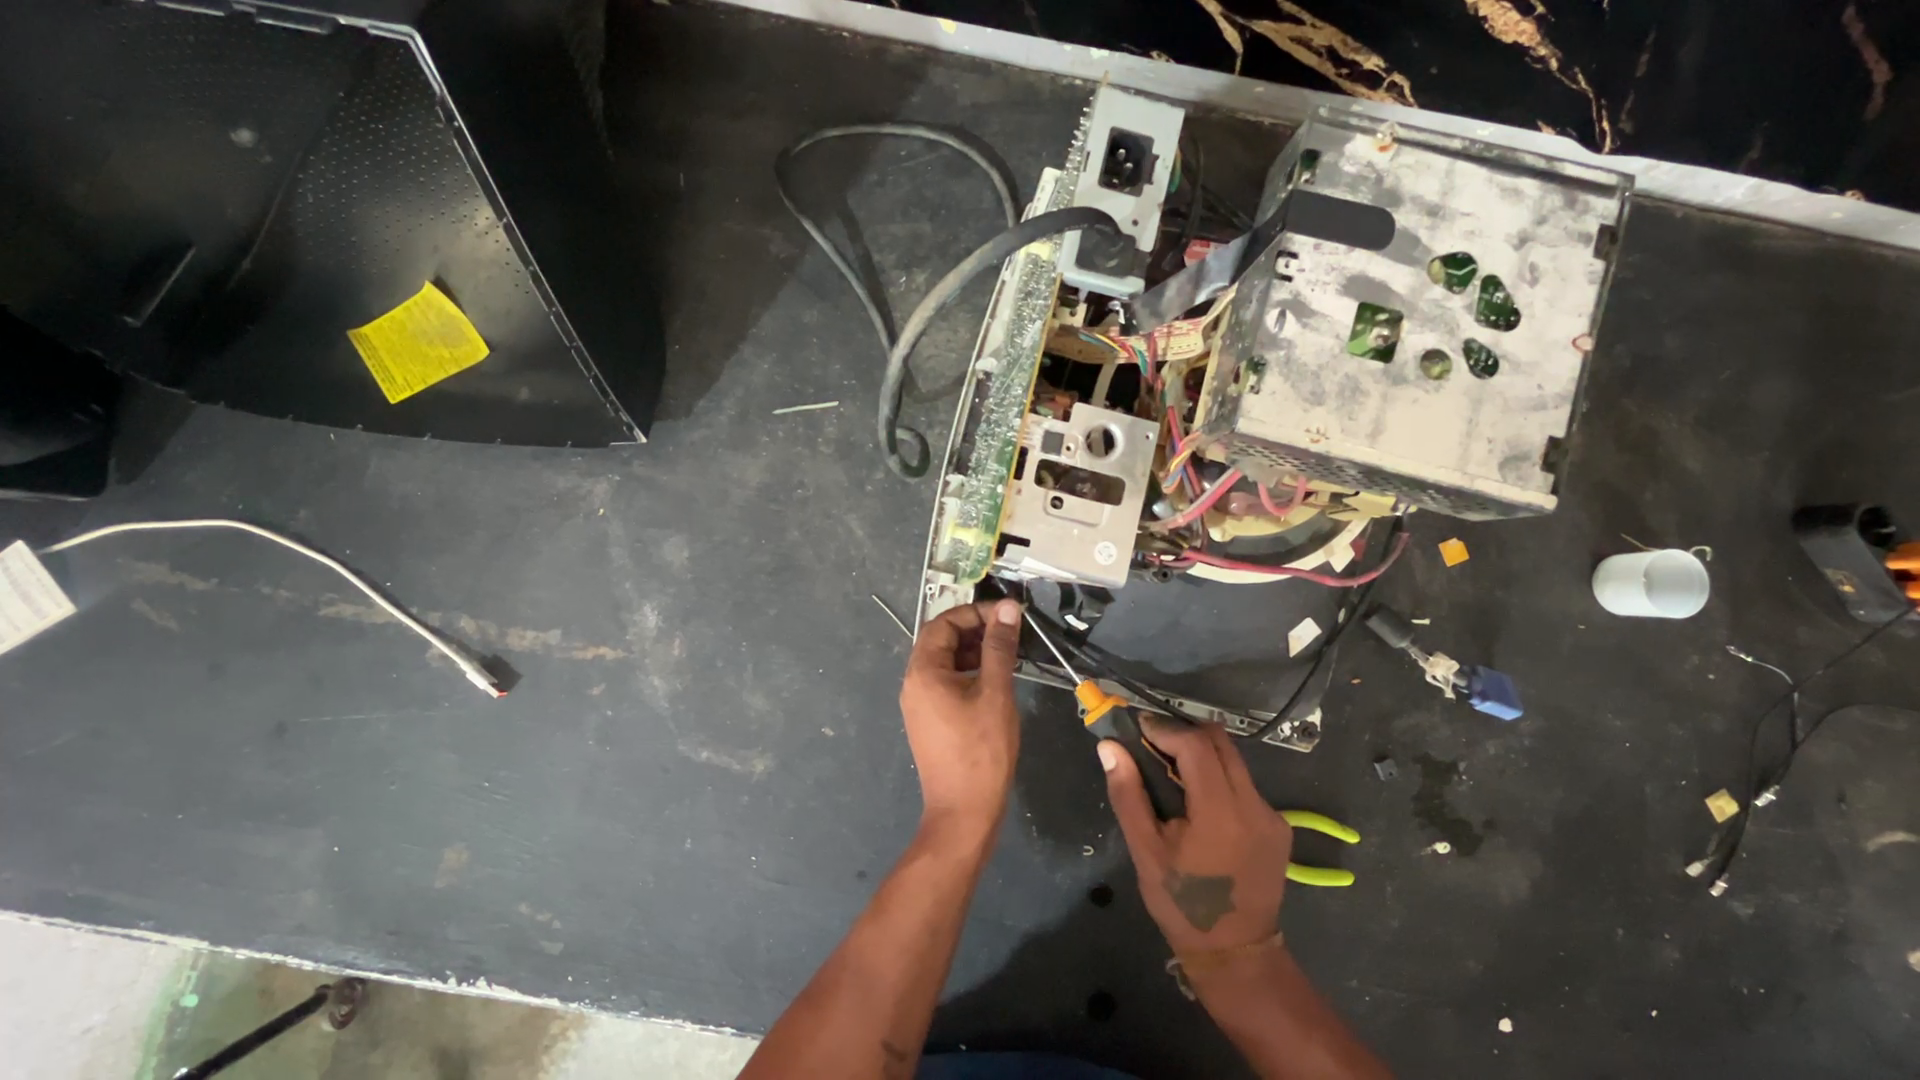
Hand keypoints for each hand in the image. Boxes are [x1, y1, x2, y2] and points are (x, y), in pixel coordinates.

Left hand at [900, 600, 1023, 843]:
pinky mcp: (929, 720)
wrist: (963, 810)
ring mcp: (919, 704)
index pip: (944, 623)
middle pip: (941, 641)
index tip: (1009, 615)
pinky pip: (946, 683)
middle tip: (1011, 633)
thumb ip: (999, 647)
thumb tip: (1008, 609)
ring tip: (1008, 655)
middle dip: (975, 630)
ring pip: (945, 662)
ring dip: (974, 652)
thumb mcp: (996, 693)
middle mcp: (913, 683)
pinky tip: (995, 680)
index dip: (976, 613)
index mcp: (923, 672)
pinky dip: (969, 673)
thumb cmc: (982, 750)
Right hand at [1101, 719, 1292, 956]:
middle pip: (1221, 742)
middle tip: (1153, 742)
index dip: (1165, 728)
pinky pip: (1245, 785)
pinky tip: (1197, 802)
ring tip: (1170, 771)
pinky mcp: (1279, 826)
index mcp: (1220, 812)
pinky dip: (1219, 778)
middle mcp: (1254, 805)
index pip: (1196, 745)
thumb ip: (1128, 793)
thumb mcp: (1145, 851)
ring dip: (1202, 754)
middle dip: (1185, 733)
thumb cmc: (1182, 904)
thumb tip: (1110, 747)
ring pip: (1235, 761)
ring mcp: (1272, 815)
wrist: (1235, 951)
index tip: (1138, 726)